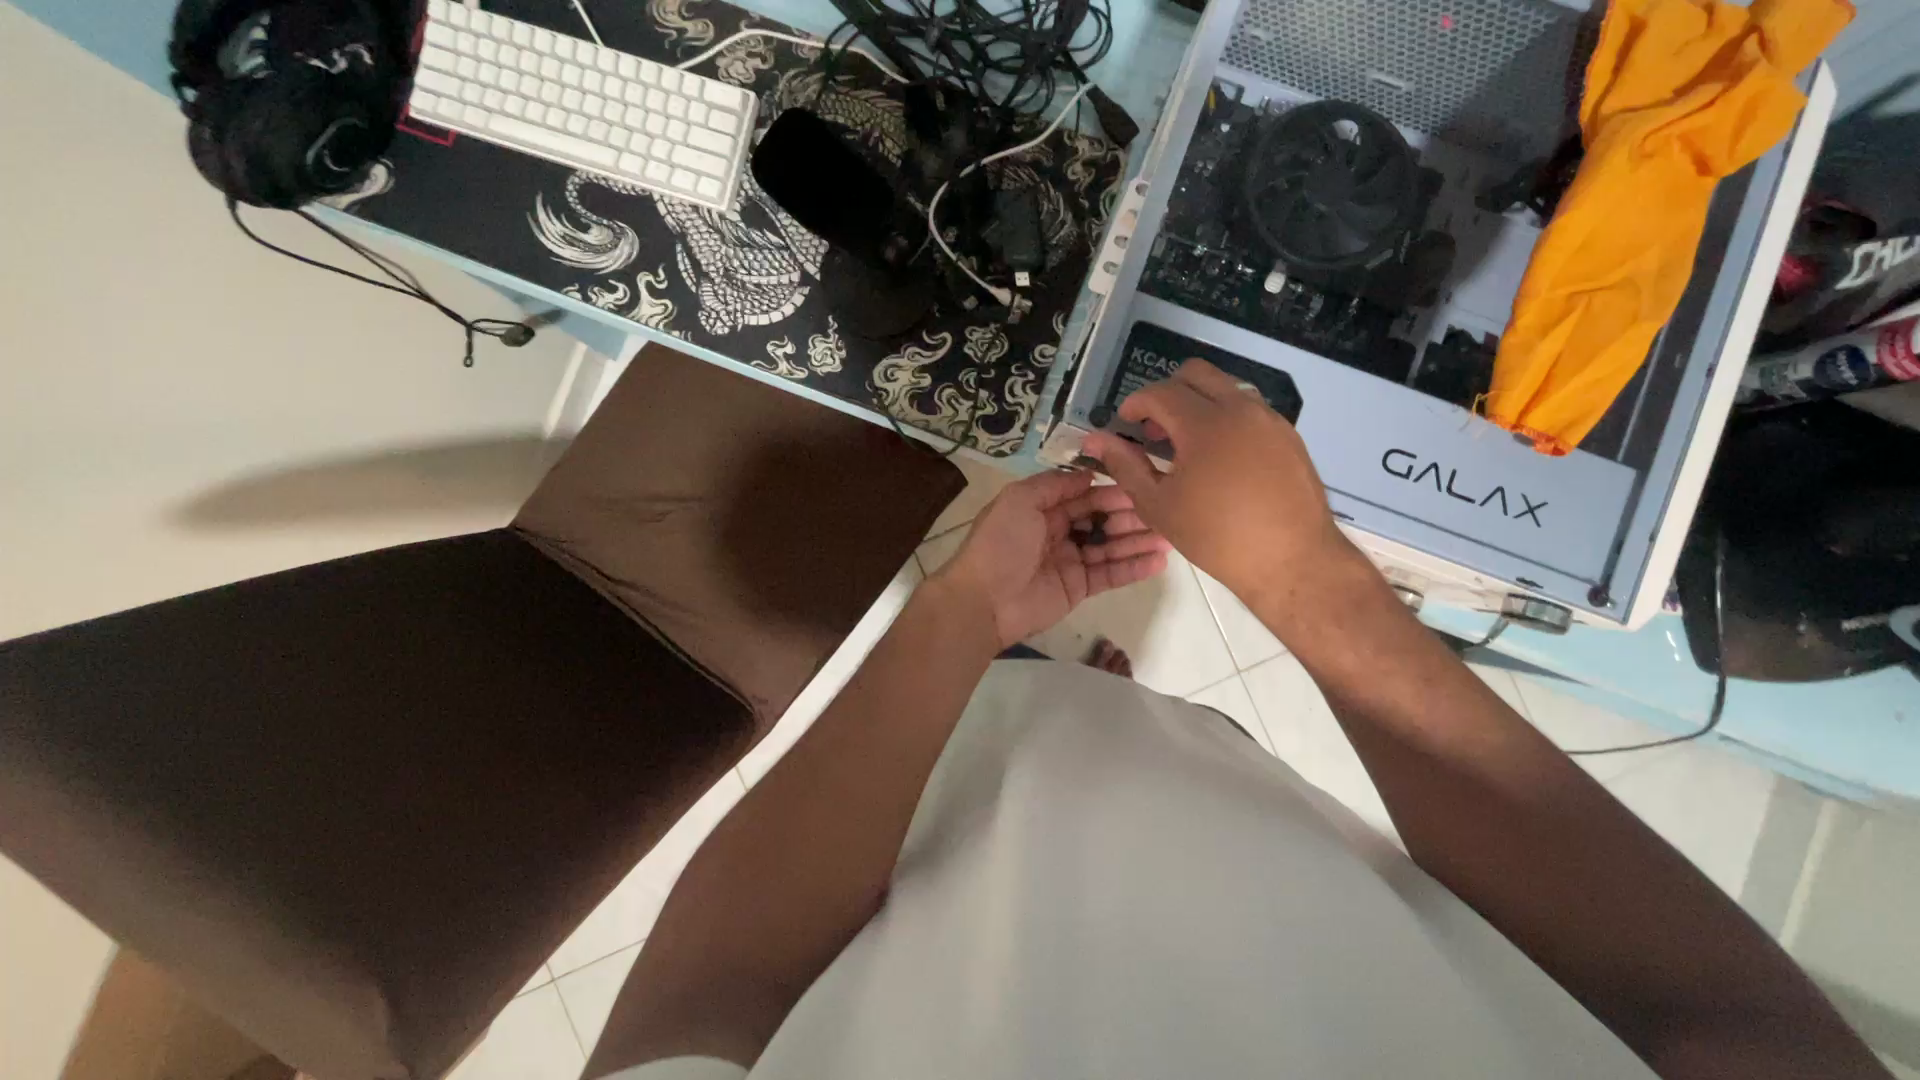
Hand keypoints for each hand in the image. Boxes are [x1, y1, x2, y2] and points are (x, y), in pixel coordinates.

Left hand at [931, 469, 1170, 648]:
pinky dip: (1134, 567)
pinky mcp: (1078, 588)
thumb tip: (1088, 474)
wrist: (984, 600)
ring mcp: (1069, 561)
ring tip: (1169, 536)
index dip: (1110, 491)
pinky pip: (1110, 574)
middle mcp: (1057, 532)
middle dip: (1129, 514)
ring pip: (1110, 546)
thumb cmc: (1000, 544)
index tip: (1140, 485)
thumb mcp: (1019, 500)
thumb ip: (1054, 484)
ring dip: (1138, 540)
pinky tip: (1159, 560)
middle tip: (1161, 511)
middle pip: (1100, 519)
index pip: (1083, 495)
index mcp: (1041, 509)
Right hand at [1081, 359, 1367, 621]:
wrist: (1291, 560)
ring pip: (1227, 387)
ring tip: (1188, 443)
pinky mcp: (1289, 435)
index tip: (1126, 422)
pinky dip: (1227, 418)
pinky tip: (1221, 458)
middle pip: (1196, 374)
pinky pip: (1251, 410)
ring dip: (1200, 402)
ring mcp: (1269, 419)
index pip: (1161, 392)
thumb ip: (1126, 466)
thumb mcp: (1159, 506)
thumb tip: (1097, 441)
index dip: (1136, 402)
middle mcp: (1240, 409)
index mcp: (1204, 424)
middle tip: (1156, 428)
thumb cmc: (1216, 537)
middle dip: (1168, 392)